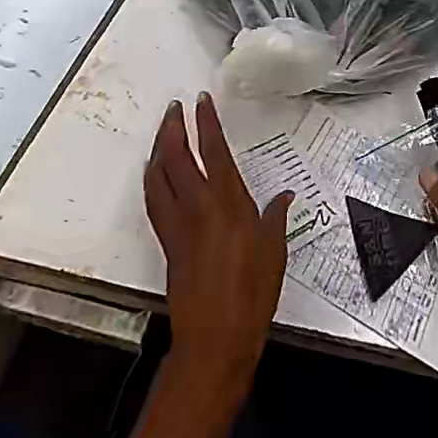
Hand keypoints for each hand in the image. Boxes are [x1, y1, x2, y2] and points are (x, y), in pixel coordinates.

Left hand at [144, 95, 292, 378]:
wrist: (216, 336)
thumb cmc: (253, 292)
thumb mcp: (274, 250)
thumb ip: (275, 218)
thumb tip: (285, 196)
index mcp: (229, 203)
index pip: (213, 150)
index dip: (206, 122)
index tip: (201, 101)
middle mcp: (198, 206)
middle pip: (176, 157)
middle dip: (173, 128)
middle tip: (174, 109)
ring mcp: (177, 224)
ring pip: (158, 176)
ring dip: (158, 150)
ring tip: (162, 134)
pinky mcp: (167, 242)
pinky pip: (154, 200)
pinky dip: (152, 179)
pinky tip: (155, 175)